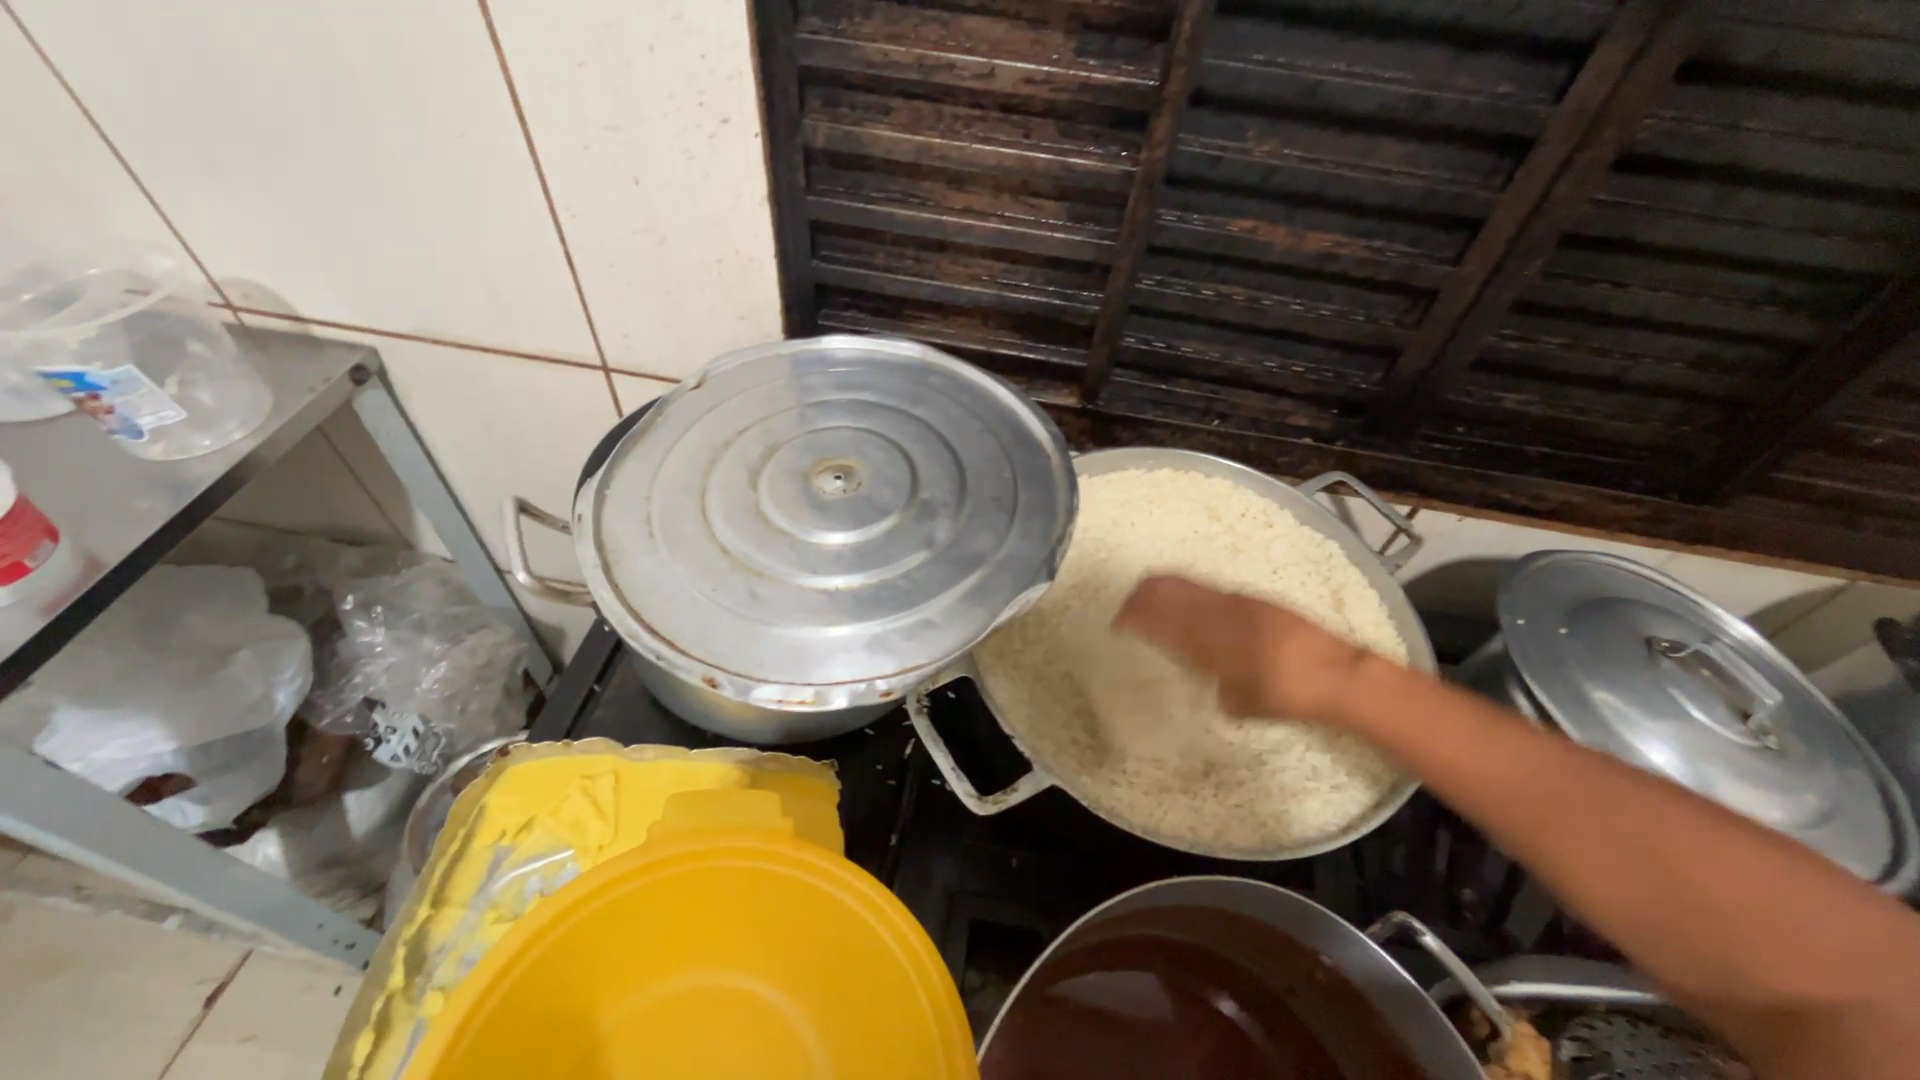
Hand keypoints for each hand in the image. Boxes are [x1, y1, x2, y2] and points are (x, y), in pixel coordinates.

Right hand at [1111, 574, 1373, 723]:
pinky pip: (1211, 589)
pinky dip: (1190, 591)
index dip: (1137, 619)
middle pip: (1172, 595)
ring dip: (1164, 589)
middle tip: (1124, 606)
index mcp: (1214, 643)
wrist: (1340, 675)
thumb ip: (1221, 691)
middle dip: (1144, 598)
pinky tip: (1187, 598)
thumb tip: (1214, 688)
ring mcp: (1241, 603)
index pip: (1164, 622)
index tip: (1117, 623)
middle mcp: (1222, 615)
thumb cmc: (1290, 697)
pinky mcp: (1257, 599)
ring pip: (1190, 587)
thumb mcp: (1245, 703)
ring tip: (1146, 594)